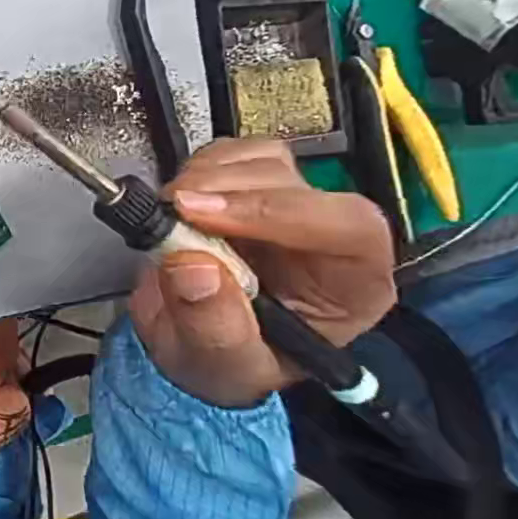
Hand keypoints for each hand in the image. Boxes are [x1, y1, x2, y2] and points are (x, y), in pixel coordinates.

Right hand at [129, 139, 395, 407]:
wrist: (190, 345)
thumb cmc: (221, 363)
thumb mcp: (219, 364)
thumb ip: (212, 324)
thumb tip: (192, 264)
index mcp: (349, 286)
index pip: (347, 228)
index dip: (275, 212)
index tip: (200, 216)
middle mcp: (328, 237)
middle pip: (298, 186)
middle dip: (226, 193)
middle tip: (169, 214)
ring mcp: (288, 206)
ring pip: (265, 160)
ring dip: (206, 177)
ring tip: (168, 213)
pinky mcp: (248, 187)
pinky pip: (232, 154)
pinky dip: (197, 167)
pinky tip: (176, 201)